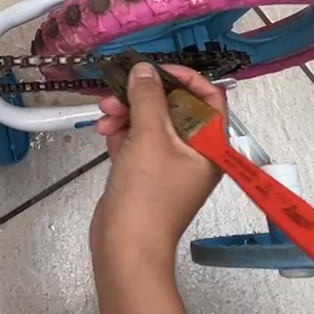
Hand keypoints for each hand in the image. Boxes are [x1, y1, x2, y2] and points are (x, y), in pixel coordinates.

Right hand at [91, 63, 224, 266]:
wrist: (126, 245)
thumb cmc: (147, 192)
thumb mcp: (149, 137)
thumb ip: (148, 98)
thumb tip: (144, 69)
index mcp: (210, 145)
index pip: (209, 98)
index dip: (183, 78)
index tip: (153, 70)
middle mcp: (194, 152)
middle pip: (172, 108)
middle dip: (142, 97)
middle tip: (115, 95)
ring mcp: (168, 164)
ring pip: (150, 123)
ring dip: (126, 114)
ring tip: (104, 118)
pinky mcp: (145, 173)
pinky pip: (136, 141)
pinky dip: (121, 133)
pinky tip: (106, 133)